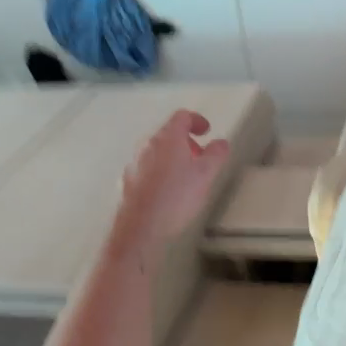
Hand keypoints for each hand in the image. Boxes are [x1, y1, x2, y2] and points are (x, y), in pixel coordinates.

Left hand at [117, 109, 231, 250]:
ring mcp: (133, 163)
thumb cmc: (176, 197)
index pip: (182, 116)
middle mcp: (147, 144)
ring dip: (171, 157)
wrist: (139, 230)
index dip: (197, 120)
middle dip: (186, 141)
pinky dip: (158, 171)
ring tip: (183, 177)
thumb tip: (221, 142)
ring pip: (155, 151)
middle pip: (168, 133)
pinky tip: (165, 192)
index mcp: (167, 137)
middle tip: (198, 158)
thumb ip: (216, 154)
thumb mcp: (205, 175)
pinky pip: (145, 168)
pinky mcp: (125, 182)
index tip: (207, 132)